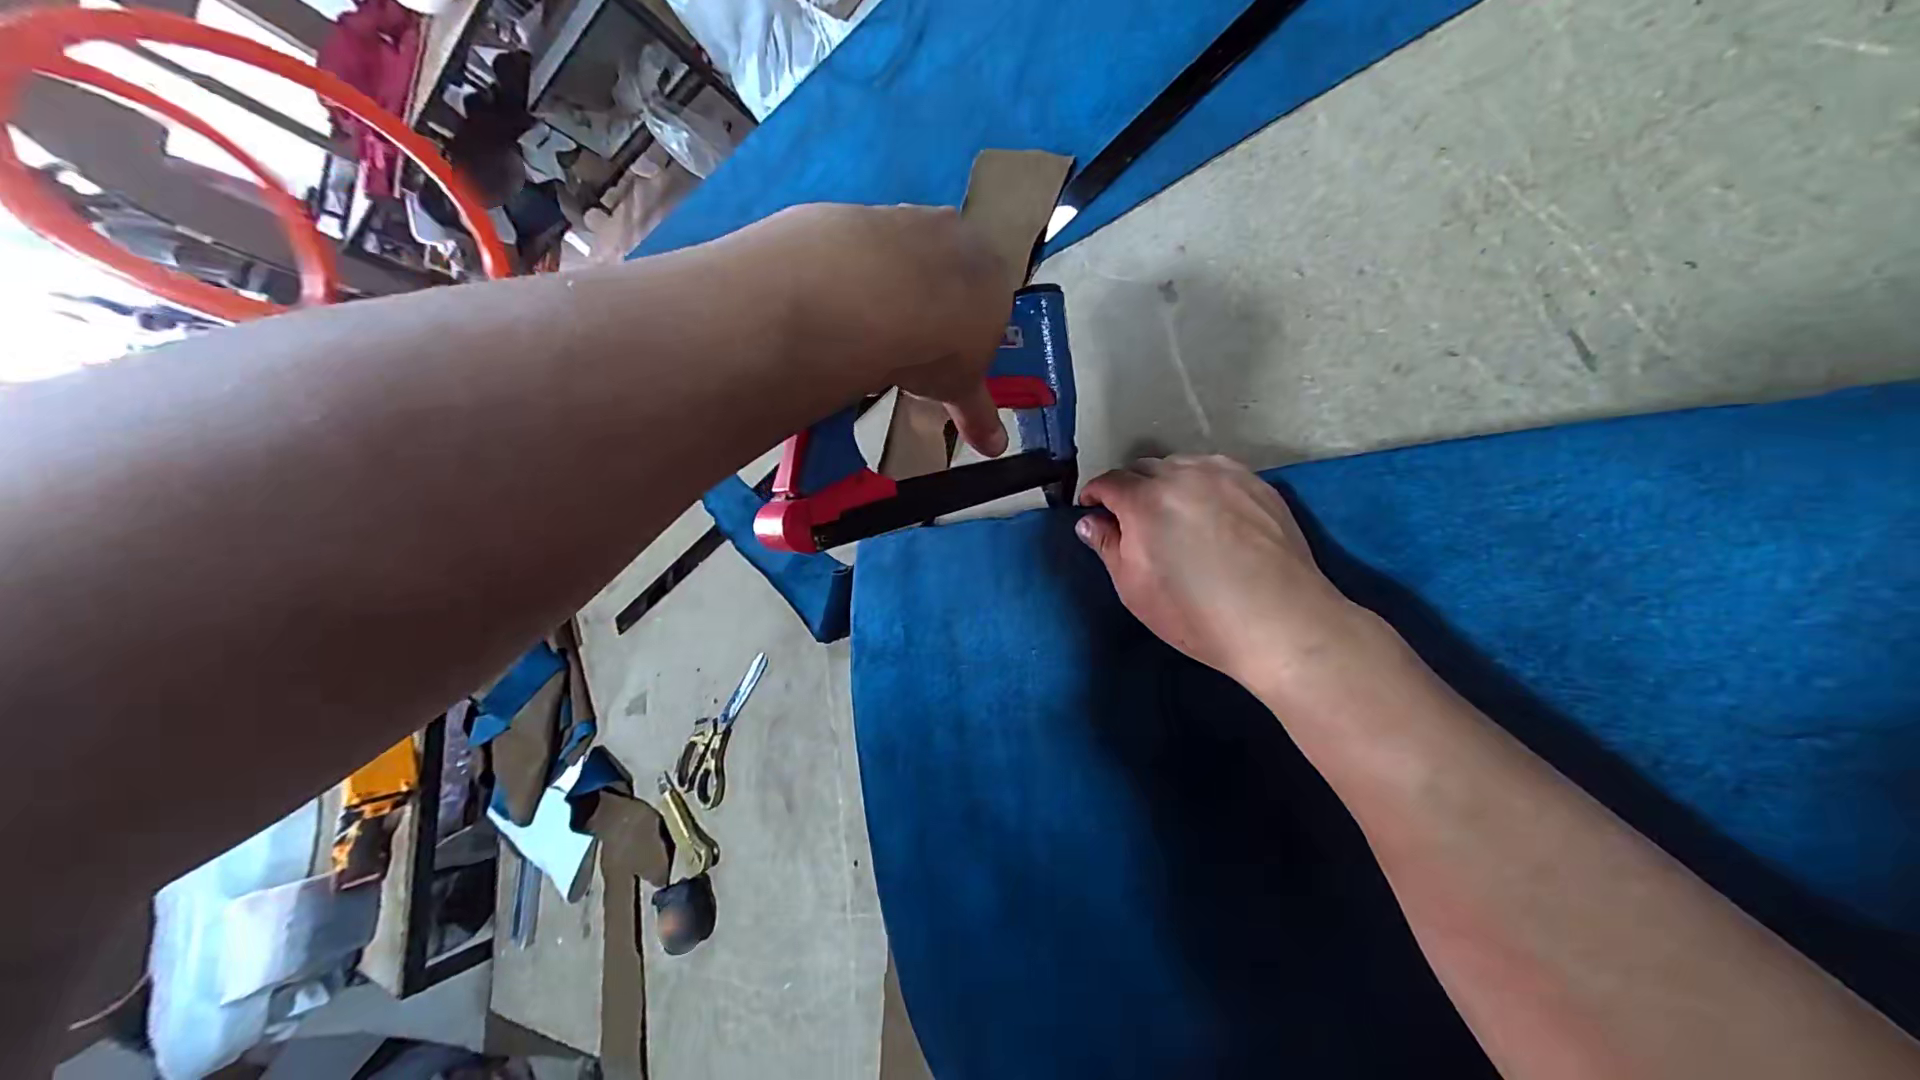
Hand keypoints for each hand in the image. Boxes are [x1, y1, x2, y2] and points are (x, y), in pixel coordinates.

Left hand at [727, 203, 1012, 455]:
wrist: (882, 297)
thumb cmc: (941, 345)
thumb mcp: (960, 388)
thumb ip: (977, 413)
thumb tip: (995, 448)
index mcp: (995, 275)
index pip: (988, 302)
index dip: (965, 331)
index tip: (944, 356)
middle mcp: (959, 236)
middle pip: (946, 271)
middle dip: (929, 303)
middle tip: (905, 341)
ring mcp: (911, 218)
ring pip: (904, 254)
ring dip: (890, 284)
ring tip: (868, 325)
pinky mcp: (865, 213)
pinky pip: (864, 247)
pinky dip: (855, 272)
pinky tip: (842, 301)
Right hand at [1076, 455, 1365, 686]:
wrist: (1280, 622)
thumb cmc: (1195, 614)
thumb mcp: (1134, 588)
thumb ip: (1108, 546)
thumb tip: (1091, 521)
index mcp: (1146, 499)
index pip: (1109, 481)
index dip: (1095, 495)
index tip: (1092, 510)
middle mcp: (1184, 475)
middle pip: (1143, 467)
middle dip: (1129, 487)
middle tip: (1130, 519)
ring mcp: (1226, 475)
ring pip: (1181, 465)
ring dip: (1165, 482)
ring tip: (1170, 514)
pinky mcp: (1258, 484)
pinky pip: (1215, 472)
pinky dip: (1200, 485)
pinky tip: (1208, 514)